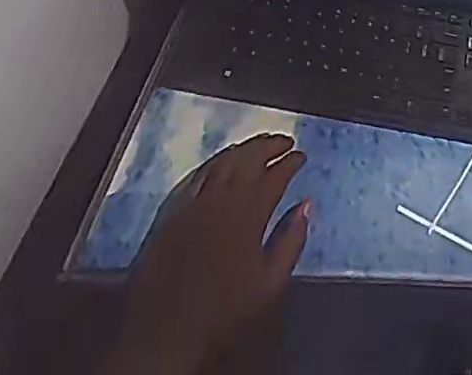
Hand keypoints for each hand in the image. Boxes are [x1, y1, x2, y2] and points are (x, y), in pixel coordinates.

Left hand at [101, 133, 309, 374]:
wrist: (166, 331)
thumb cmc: (223, 312)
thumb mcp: (270, 284)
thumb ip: (291, 240)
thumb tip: (306, 206)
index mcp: (248, 213)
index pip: (274, 175)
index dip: (290, 162)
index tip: (301, 155)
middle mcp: (222, 197)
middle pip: (248, 158)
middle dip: (269, 144)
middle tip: (285, 141)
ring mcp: (195, 199)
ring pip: (223, 159)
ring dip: (244, 148)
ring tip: (259, 145)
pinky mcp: (173, 207)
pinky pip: (199, 172)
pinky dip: (216, 161)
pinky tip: (223, 162)